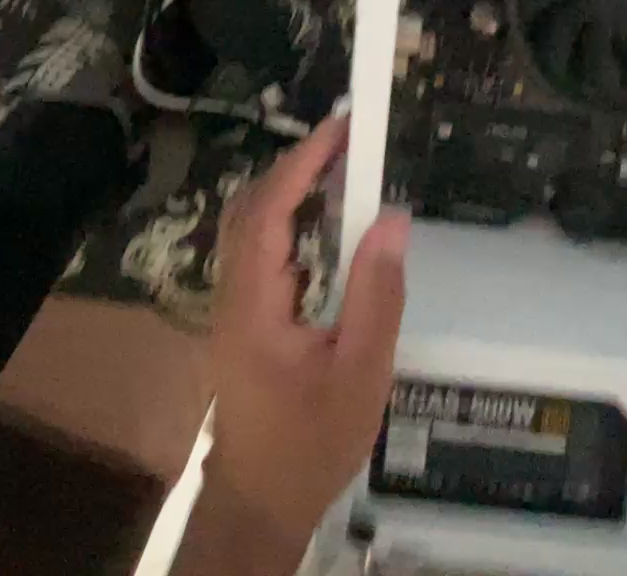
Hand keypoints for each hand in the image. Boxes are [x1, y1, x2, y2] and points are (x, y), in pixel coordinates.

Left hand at [175, 115, 410, 574]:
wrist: (260, 499)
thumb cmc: (310, 443)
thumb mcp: (361, 373)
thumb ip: (377, 295)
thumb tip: (393, 219)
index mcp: (252, 302)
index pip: (268, 210)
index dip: (302, 163)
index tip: (340, 128)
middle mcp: (233, 291)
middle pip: (252, 208)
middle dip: (297, 165)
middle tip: (349, 140)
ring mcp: (234, 302)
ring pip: (253, 226)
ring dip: (293, 188)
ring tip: (344, 167)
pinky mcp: (245, 314)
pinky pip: (264, 249)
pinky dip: (293, 219)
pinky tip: (328, 222)